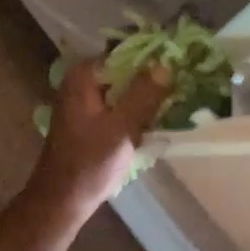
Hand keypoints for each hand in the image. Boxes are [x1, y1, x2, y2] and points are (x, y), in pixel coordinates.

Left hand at [30, 60, 172, 213]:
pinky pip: (120, 106)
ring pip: (125, 89)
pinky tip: (160, 119)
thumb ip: (143, 94)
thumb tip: (166, 63)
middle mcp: (82, 81)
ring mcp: (86, 101)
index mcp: (84, 75)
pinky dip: (138, 110)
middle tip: (187, 82)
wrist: (62, 198)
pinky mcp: (92, 120)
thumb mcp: (121, 127)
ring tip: (180, 98)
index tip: (182, 61)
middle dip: (153, 76)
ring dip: (148, 95)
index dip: (153, 56)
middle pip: (126, 70)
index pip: (124, 52)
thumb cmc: (89, 162)